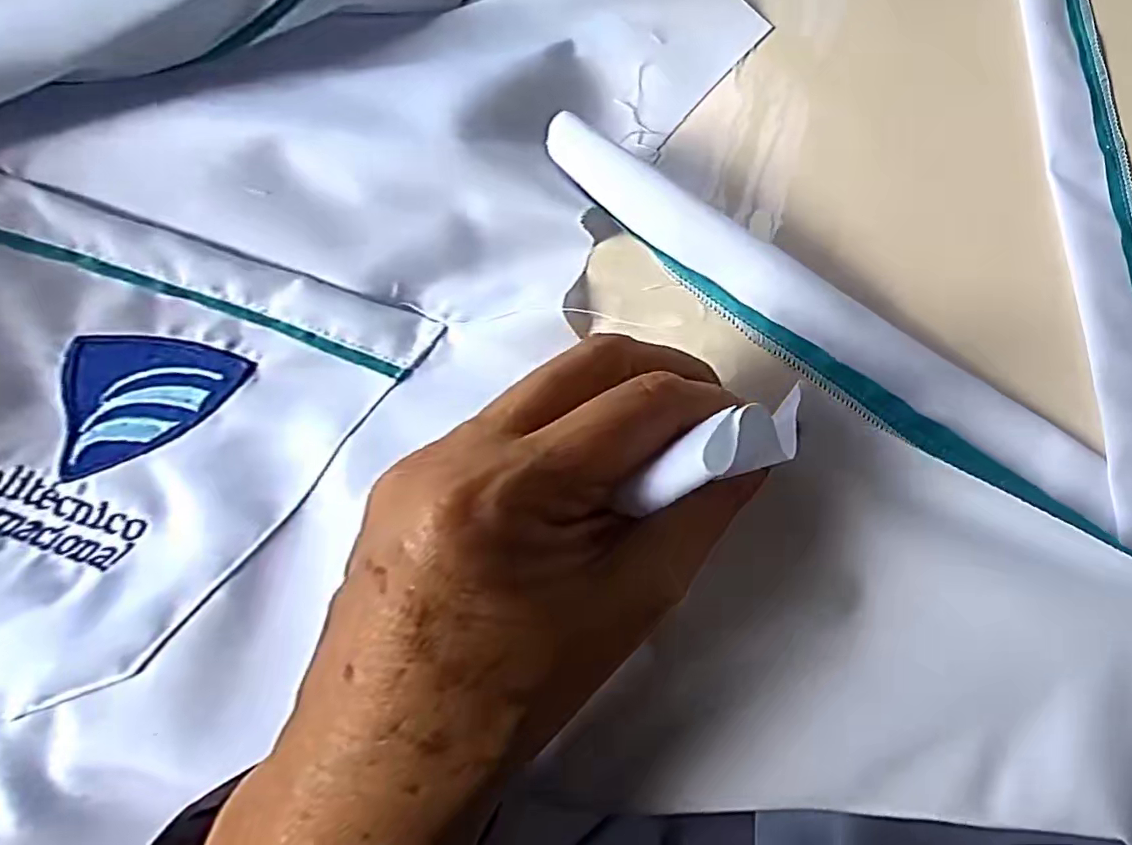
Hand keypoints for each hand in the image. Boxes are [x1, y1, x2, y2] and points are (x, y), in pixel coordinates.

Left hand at [211, 334, 764, 844]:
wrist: (380, 769)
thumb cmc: (518, 696)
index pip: (636, 402)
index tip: (744, 424)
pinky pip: (517, 416)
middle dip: (668, 373)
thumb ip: (704, 512)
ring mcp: (425, 457)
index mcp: (507, 491)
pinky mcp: (415, 473)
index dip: (707, 401)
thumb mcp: (635, 601)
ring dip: (621, 395)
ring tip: (658, 447)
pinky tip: (594, 476)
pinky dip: (577, 422)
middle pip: (590, 361)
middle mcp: (455, 451)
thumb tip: (751, 454)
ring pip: (553, 382)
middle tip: (710, 415)